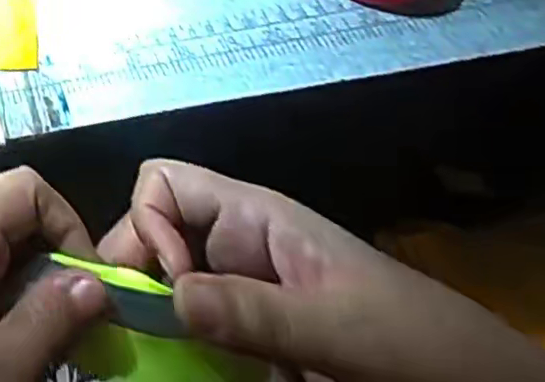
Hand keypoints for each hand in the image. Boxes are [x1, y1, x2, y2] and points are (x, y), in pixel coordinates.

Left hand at [0, 167, 107, 380]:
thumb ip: (52, 318)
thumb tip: (97, 284)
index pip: (30, 188)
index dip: (69, 225)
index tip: (89, 285)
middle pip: (18, 215)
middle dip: (56, 260)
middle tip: (78, 320)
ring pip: (3, 248)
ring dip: (35, 286)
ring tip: (50, 339)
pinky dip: (8, 301)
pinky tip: (13, 345)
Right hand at [99, 160, 544, 381]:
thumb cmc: (415, 341)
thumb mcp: (339, 328)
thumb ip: (257, 310)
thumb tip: (170, 295)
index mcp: (252, 215)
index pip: (165, 183)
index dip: (149, 221)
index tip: (169, 284)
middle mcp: (236, 243)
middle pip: (157, 232)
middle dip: (136, 272)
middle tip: (129, 335)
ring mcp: (243, 289)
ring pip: (170, 283)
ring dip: (152, 316)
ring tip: (145, 359)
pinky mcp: (253, 336)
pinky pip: (198, 327)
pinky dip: (179, 350)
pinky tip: (180, 371)